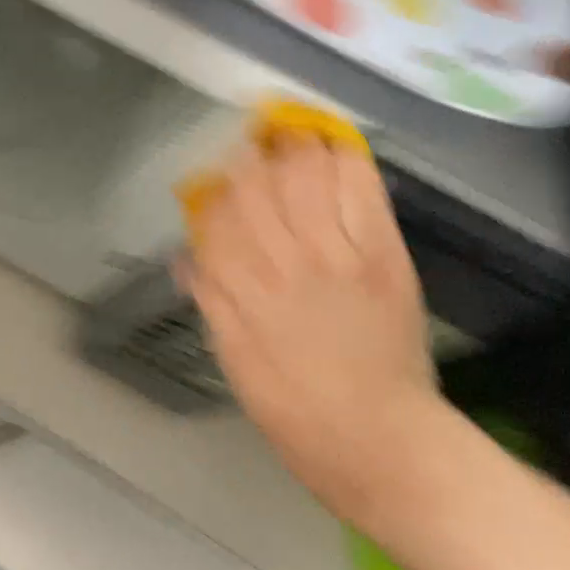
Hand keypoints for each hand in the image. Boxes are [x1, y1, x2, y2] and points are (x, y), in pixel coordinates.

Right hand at [176, 136, 448, 520]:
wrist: (377, 437)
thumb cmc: (290, 405)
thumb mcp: (230, 355)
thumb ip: (209, 298)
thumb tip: (186, 256)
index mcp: (239, 287)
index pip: (216, 212)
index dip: (213, 184)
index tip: (215, 173)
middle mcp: (282, 260)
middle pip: (257, 181)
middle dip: (250, 153)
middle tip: (252, 141)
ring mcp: (337, 253)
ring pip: (306, 173)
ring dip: (295, 145)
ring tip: (290, 132)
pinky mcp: (383, 254)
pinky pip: (362, 190)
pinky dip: (346, 159)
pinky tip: (334, 145)